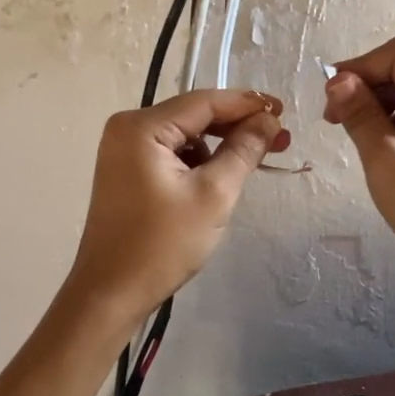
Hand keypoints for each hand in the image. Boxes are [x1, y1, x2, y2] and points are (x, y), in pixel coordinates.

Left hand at [67, 88, 288, 318]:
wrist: (111, 293)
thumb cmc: (162, 244)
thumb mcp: (213, 195)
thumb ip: (243, 150)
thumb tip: (269, 121)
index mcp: (142, 127)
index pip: (205, 102)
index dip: (248, 104)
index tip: (284, 112)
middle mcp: (127, 129)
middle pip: (193, 115)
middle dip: (237, 125)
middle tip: (280, 139)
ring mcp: (123, 151)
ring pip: (184, 135)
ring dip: (219, 144)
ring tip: (255, 160)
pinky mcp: (126, 172)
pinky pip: (171, 153)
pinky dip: (198, 160)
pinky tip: (220, 177)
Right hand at [323, 37, 394, 273]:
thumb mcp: (383, 156)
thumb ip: (359, 112)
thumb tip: (336, 80)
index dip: (361, 65)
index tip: (332, 95)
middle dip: (362, 83)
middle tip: (333, 117)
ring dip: (369, 101)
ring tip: (346, 130)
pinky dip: (382, 116)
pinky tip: (366, 140)